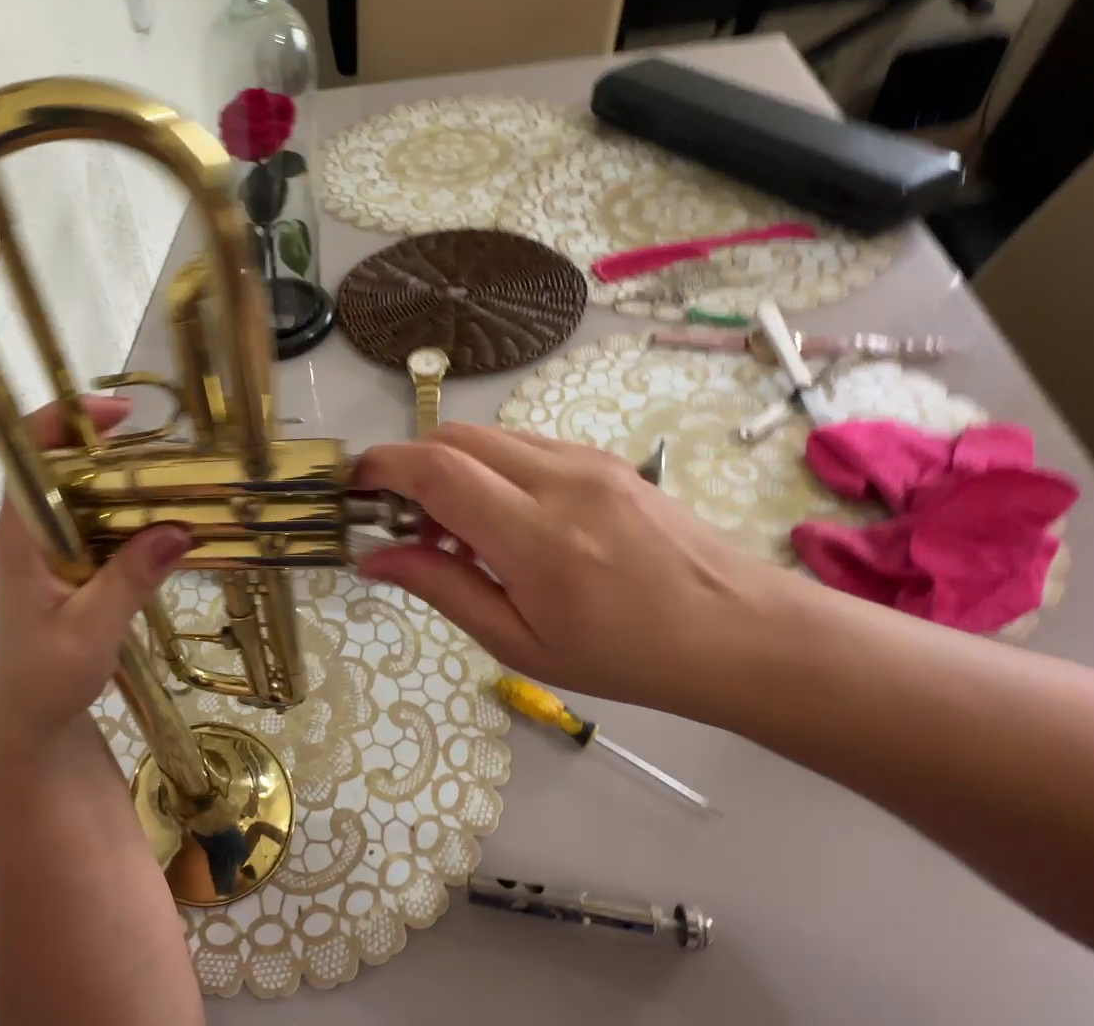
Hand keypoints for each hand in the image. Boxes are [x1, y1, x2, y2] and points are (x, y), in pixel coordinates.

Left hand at [0, 396, 192, 760]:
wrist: (28, 724)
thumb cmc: (44, 681)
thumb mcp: (89, 632)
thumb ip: (129, 580)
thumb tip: (179, 529)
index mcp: (19, 537)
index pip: (27, 455)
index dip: (65, 420)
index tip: (120, 412)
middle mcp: (27, 532)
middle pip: (57, 463)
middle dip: (106, 443)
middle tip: (162, 442)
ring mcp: (45, 549)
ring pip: (79, 492)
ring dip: (120, 477)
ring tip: (171, 473)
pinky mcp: (64, 567)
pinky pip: (92, 522)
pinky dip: (125, 511)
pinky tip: (159, 519)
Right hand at [353, 423, 802, 713]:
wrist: (743, 633)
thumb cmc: (627, 657)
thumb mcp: (520, 643)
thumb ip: (442, 589)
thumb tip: (373, 559)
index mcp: (535, 537)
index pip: (436, 471)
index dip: (381, 468)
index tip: (351, 487)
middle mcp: (559, 480)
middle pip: (454, 438)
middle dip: (409, 467)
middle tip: (403, 524)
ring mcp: (587, 461)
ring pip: (486, 436)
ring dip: (449, 468)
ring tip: (456, 532)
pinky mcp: (603, 459)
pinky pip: (522, 444)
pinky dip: (487, 469)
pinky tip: (503, 521)